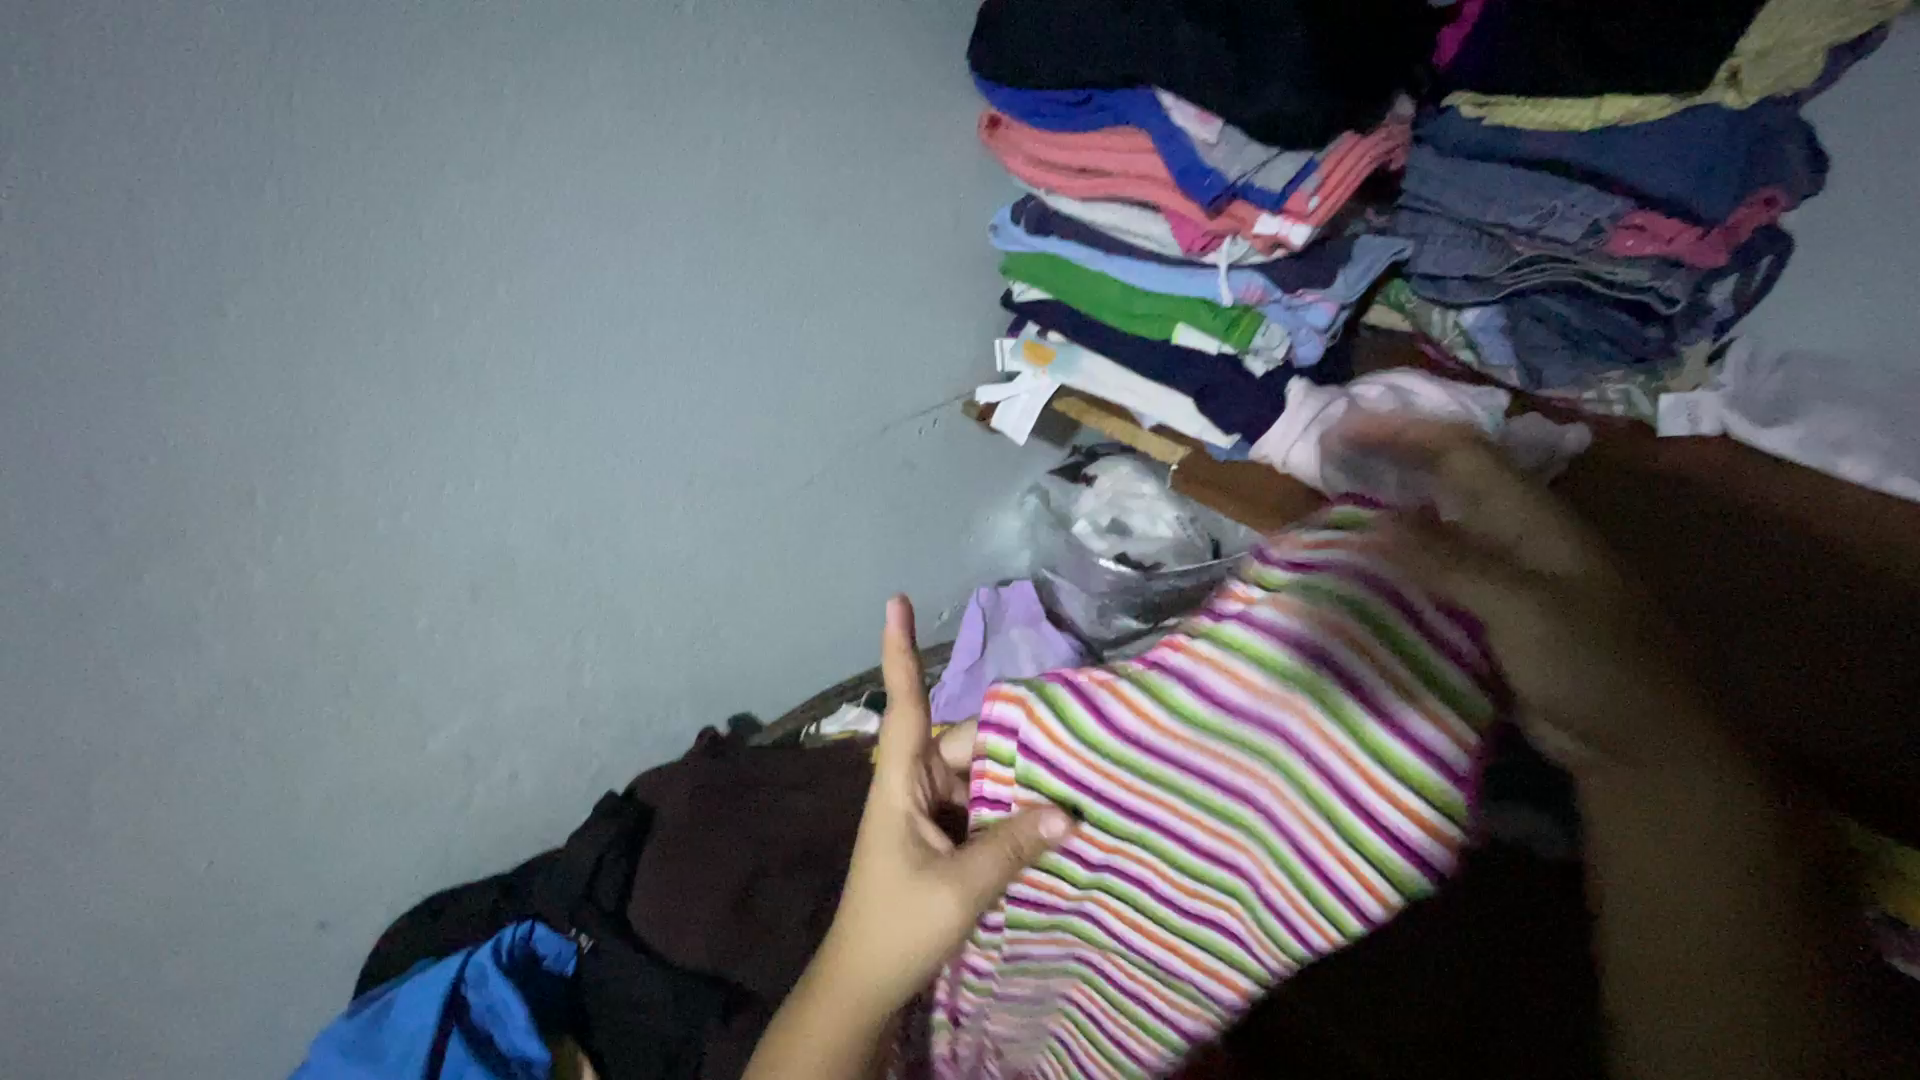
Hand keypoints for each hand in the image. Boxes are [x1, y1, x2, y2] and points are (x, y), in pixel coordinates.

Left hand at [809, 596, 1072, 1020]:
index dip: (901, 651)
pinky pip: (986, 804)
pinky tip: (1053, 810)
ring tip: (1078, 770)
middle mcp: (916, 785)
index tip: (896, 599)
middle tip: (1075, 733)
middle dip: (1014, 738)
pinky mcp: (947, 836)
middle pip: (969, 741)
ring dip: (1020, 776)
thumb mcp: (959, 888)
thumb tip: (1069, 811)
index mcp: (902, 783)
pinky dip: (1014, 805)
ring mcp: (932, 811)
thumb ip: (1012, 846)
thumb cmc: (897, 926)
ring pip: (983, 773)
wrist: (867, 982)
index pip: (905, 704)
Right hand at [1331, 415, 1723, 773]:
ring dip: (1384, 508)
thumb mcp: (1524, 608)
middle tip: (1325, 457)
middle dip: (1388, 458)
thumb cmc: (1596, 666)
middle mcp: (1510, 535)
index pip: (1460, 452)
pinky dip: (1390, 561)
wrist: (1639, 743)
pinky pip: (1428, 573)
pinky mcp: (1484, 613)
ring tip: (1329, 503)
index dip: (1403, 431)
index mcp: (1530, 519)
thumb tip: (1375, 522)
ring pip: (1431, 525)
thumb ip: (1450, 562)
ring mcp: (1498, 575)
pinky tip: (1357, 568)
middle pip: (1443, 478)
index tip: (1341, 428)